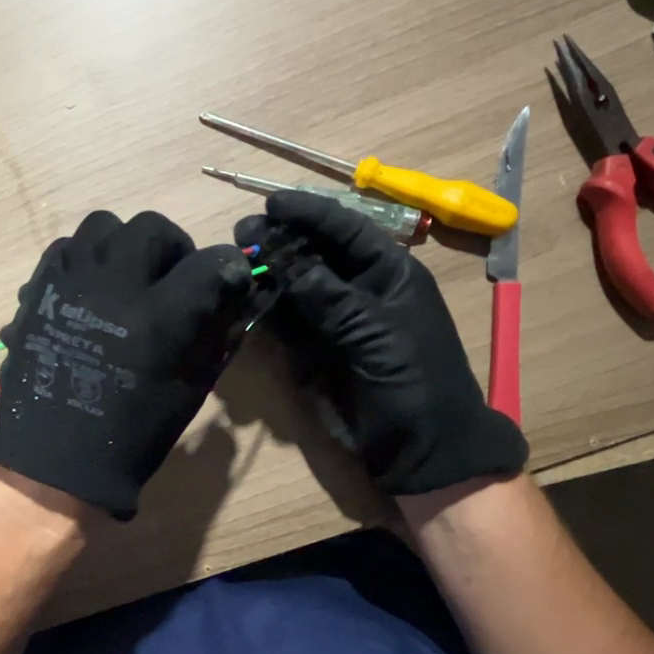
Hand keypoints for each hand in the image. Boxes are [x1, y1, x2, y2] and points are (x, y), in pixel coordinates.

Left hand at [0, 211, 251, 519]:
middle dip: (172, 249)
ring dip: (124, 245)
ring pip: (102, 227)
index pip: (209, 263)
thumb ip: (216, 337)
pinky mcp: (37, 293)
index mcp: (160, 319)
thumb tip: (237, 299)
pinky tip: (91, 290)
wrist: (55, 461)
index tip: (227, 282)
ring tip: (128, 279)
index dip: (227, 270)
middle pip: (151, 228)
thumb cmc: (131, 437)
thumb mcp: (189, 391)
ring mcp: (68, 285)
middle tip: (172, 280)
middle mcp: (113, 288)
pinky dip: (84, 259)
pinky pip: (63, 250)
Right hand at [234, 191, 526, 494]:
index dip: (309, 214)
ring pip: (294, 288)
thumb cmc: (413, 380)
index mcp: (389, 274)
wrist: (419, 448)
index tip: (270, 204)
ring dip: (267, 275)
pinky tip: (242, 298)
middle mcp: (359, 292)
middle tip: (241, 233)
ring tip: (234, 261)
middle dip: (281, 241)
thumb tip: (278, 249)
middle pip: (315, 255)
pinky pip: (284, 324)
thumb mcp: (372, 329)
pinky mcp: (312, 354)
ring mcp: (334, 324)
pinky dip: (264, 310)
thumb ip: (323, 292)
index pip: (346, 230)